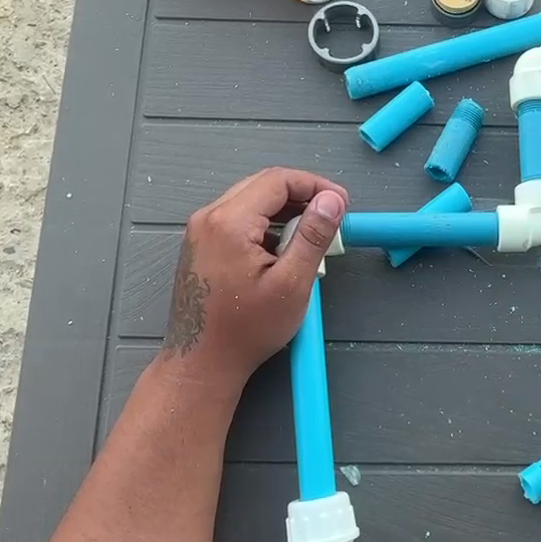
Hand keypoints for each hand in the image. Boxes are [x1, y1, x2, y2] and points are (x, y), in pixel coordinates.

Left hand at [157, 168, 347, 389]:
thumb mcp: (291, 284)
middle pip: (263, 185)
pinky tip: (285, 250)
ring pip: (251, 200)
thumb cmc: (243, 331)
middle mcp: (209, 219)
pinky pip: (239, 219)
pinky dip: (267, 225)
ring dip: (285, 211)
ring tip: (311, 238)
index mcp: (229, 223)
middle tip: (330, 217)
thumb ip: (314, 237)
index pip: (278, 180)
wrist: (203, 361)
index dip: (315, 186)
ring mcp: (201, 231)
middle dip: (302, 196)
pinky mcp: (202, 245)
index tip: (339, 203)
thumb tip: (330, 202)